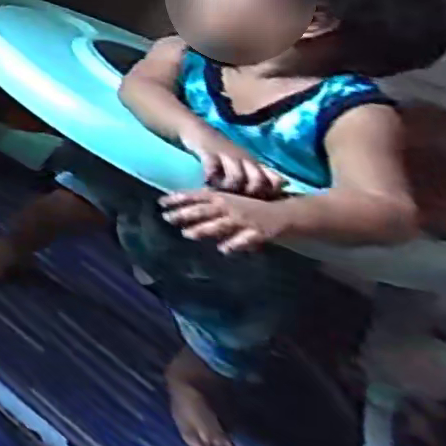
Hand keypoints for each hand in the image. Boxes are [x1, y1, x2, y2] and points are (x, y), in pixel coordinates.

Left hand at [160, 189, 290, 252]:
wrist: (285, 213)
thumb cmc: (250, 205)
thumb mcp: (227, 198)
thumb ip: (208, 200)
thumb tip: (182, 204)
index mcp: (220, 196)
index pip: (193, 195)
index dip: (177, 198)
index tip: (160, 202)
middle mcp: (229, 206)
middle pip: (202, 210)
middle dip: (183, 214)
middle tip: (166, 218)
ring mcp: (243, 219)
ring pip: (218, 225)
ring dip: (202, 229)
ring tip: (186, 234)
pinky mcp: (259, 232)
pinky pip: (245, 239)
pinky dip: (234, 244)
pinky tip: (223, 249)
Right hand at [180, 126, 288, 197]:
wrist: (197, 129)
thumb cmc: (222, 148)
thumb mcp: (244, 159)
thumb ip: (261, 172)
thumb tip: (286, 185)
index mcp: (256, 163)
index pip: (275, 180)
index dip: (272, 192)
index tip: (261, 200)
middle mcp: (245, 159)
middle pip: (258, 181)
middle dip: (250, 193)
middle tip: (238, 199)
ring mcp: (226, 155)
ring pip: (237, 177)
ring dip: (229, 187)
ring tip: (219, 190)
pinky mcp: (207, 152)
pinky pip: (213, 168)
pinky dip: (211, 177)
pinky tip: (205, 181)